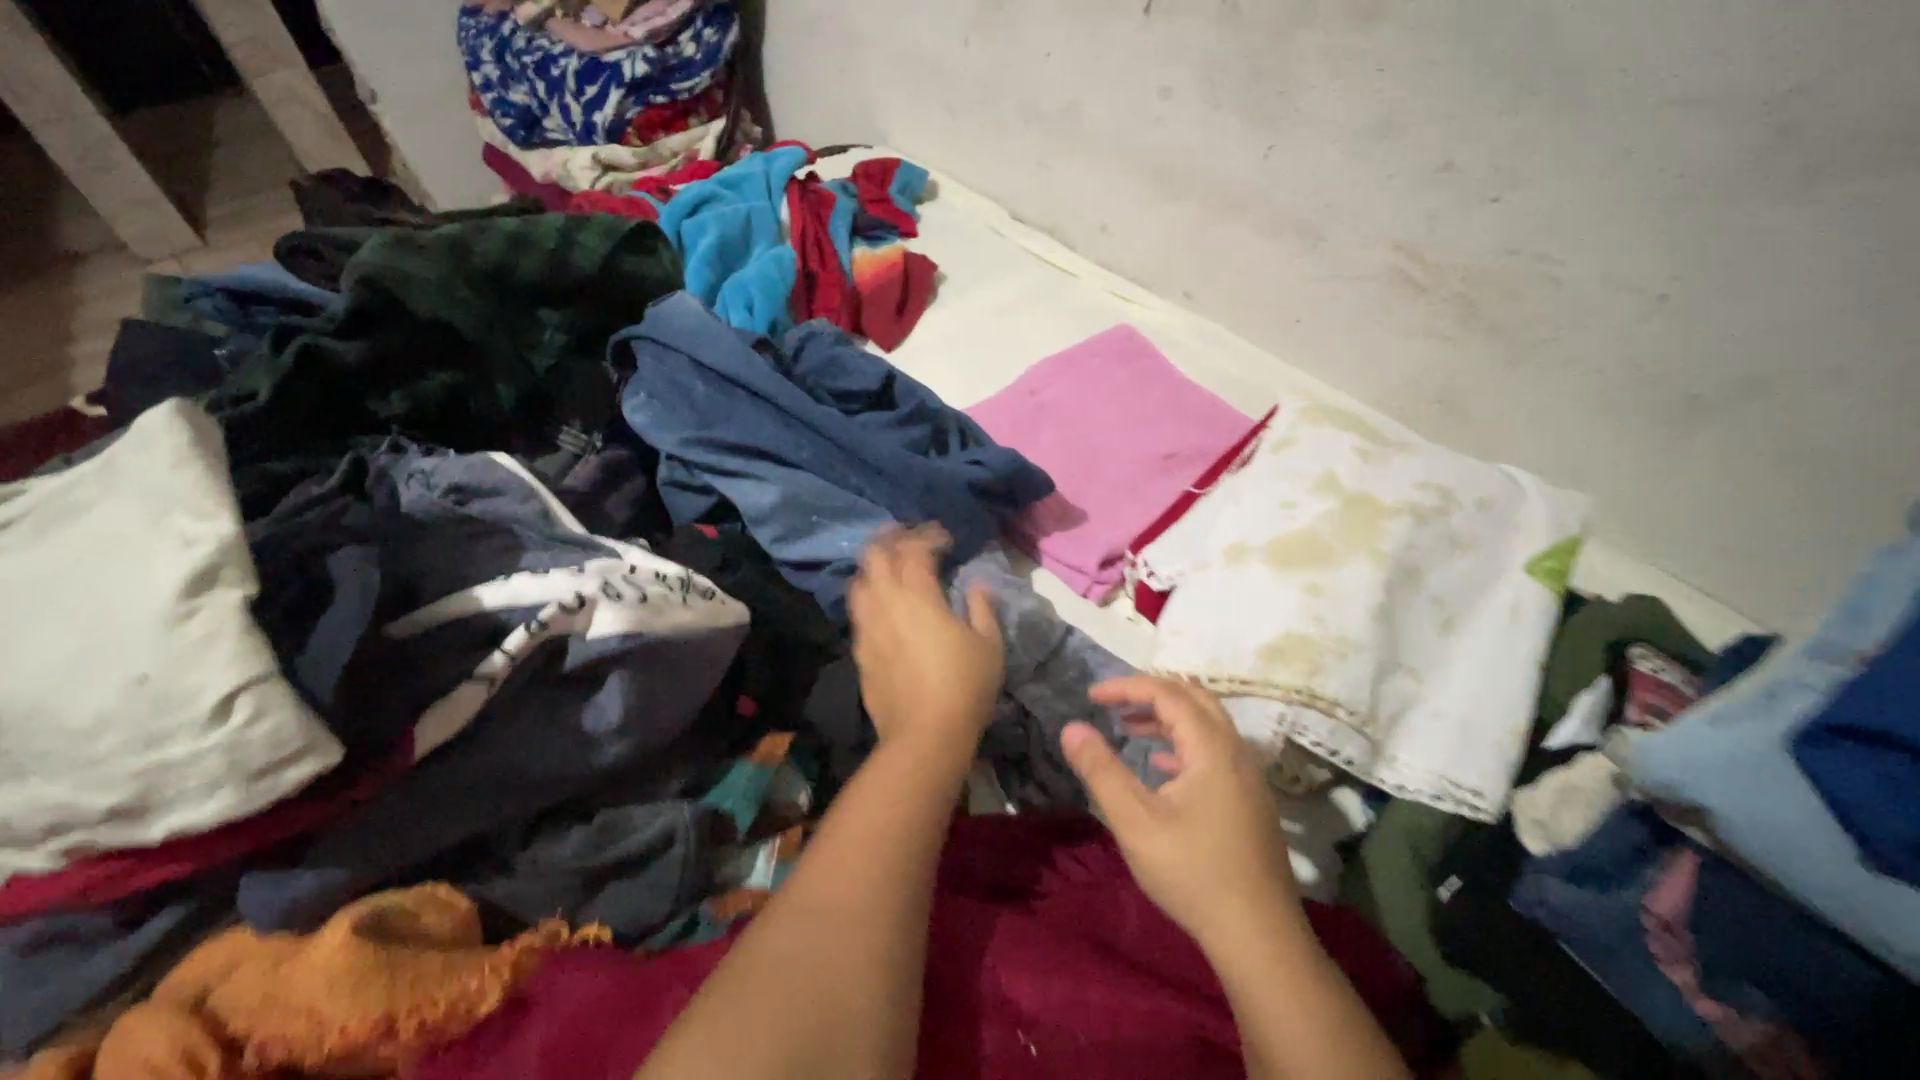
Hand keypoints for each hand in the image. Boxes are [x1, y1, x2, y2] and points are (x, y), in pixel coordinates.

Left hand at [848, 526, 1003, 750]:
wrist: (924, 734)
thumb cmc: (964, 686)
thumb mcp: (989, 645)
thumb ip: (982, 608)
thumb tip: (977, 585)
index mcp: (919, 596)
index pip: (916, 549)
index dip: (928, 536)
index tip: (944, 537)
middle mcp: (886, 602)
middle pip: (875, 554)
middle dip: (891, 539)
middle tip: (909, 538)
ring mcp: (867, 626)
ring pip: (859, 580)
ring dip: (874, 566)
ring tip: (889, 567)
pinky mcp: (858, 649)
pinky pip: (857, 610)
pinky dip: (869, 596)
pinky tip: (882, 605)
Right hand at [1061, 677, 1302, 952]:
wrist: (1257, 933)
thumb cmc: (1191, 872)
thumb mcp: (1134, 820)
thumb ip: (1101, 770)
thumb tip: (1071, 727)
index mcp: (1213, 748)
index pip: (1169, 693)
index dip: (1127, 687)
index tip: (1091, 696)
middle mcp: (1237, 752)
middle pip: (1195, 700)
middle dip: (1150, 694)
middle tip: (1112, 704)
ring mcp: (1249, 778)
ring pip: (1208, 727)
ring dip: (1168, 719)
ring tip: (1128, 729)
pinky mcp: (1251, 802)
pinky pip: (1215, 752)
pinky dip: (1183, 745)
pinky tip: (1161, 768)